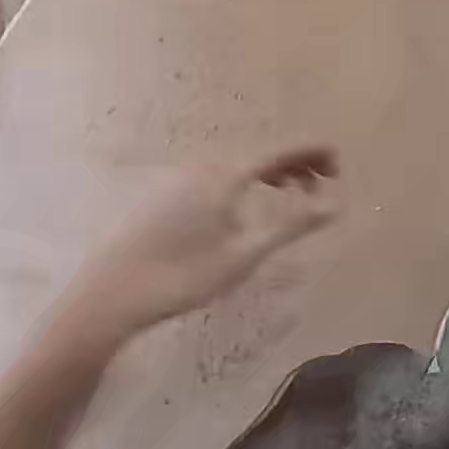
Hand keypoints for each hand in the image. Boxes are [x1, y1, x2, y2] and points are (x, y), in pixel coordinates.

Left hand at [51, 146, 340, 340]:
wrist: (110, 296)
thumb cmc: (183, 275)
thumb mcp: (245, 254)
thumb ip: (292, 226)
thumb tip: (334, 206)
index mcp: (226, 176)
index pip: (281, 152)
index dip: (313, 152)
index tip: (339, 162)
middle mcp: (205, 169)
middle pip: (261, 156)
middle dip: (297, 166)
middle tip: (324, 187)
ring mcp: (182, 181)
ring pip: (240, 169)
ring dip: (273, 177)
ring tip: (293, 198)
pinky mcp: (168, 197)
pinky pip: (221, 180)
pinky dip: (247, 186)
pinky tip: (248, 210)